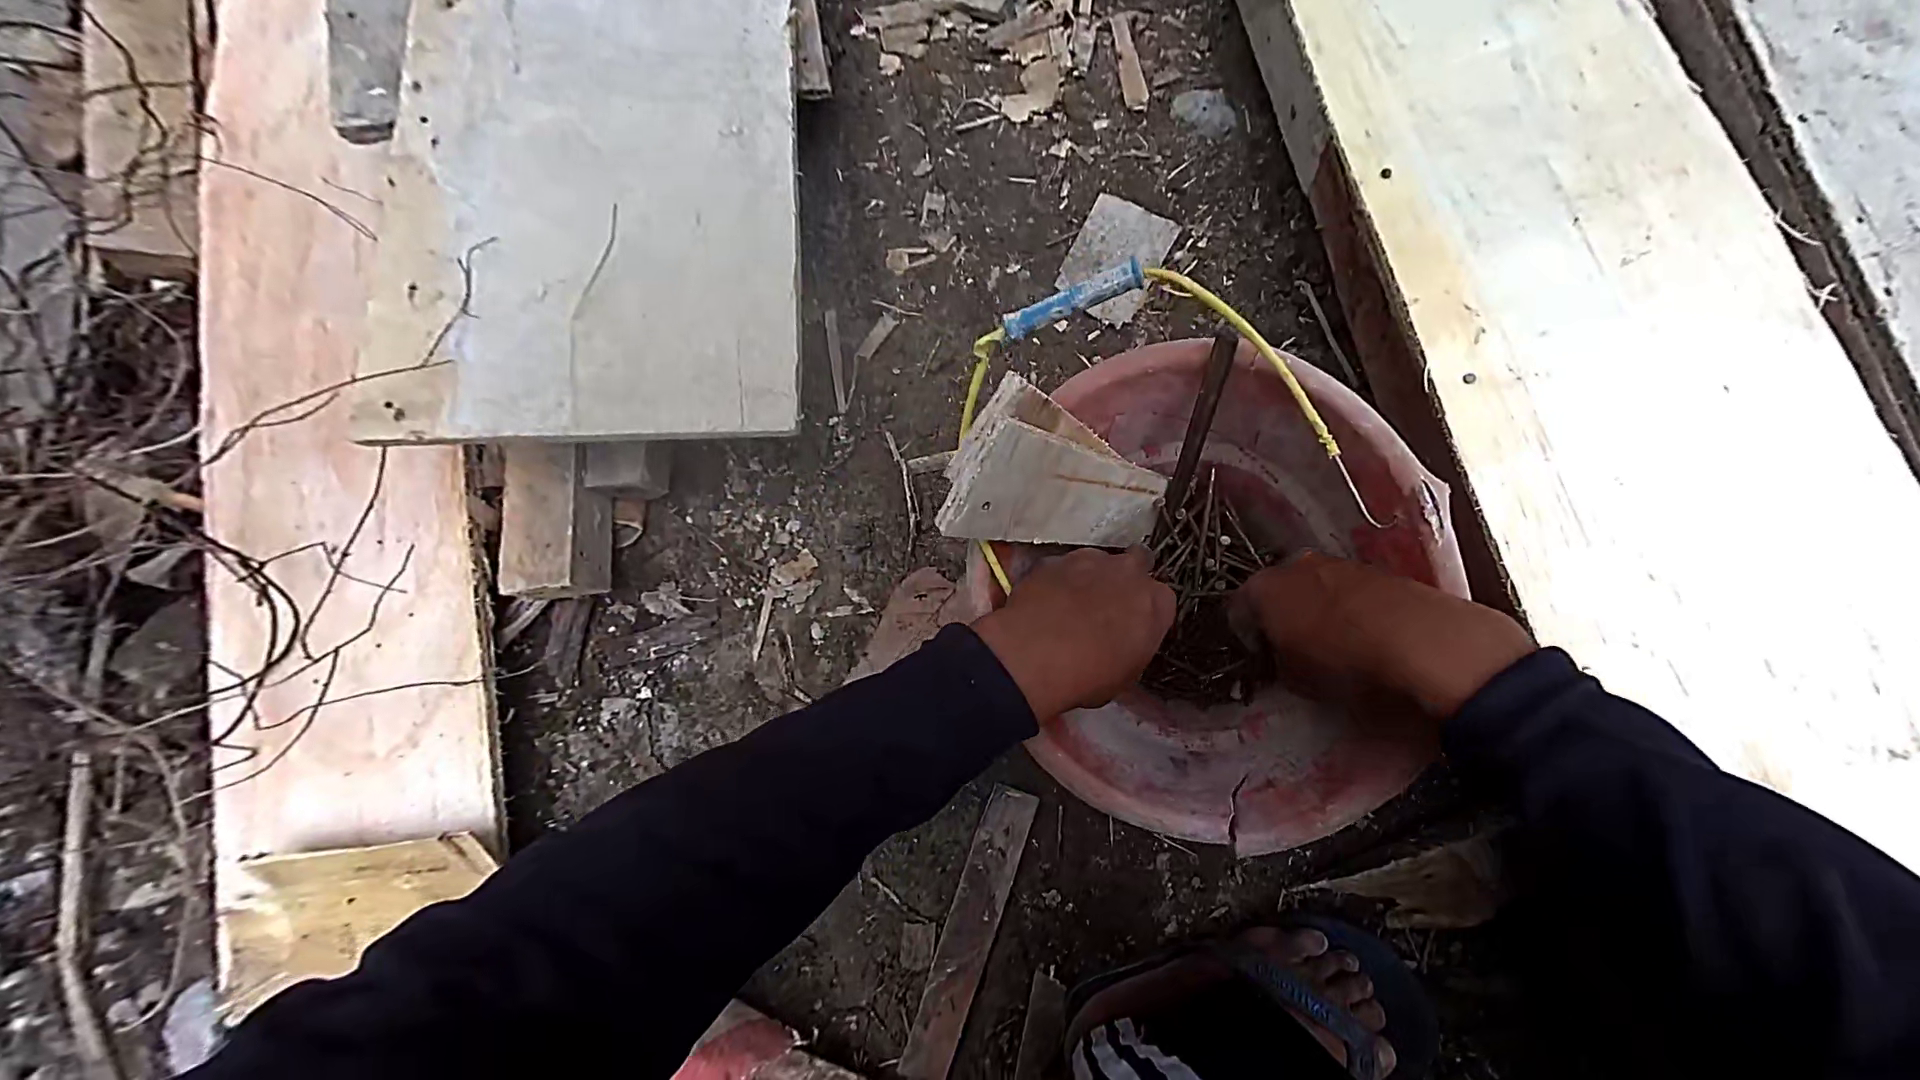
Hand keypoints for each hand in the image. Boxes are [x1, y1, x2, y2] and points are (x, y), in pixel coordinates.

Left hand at [971, 547, 1174, 718]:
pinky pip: (1061, 567)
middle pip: (1135, 565)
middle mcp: (1128, 571)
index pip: (1161, 599)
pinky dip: (1057, 580)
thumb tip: (1122, 648)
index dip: (1145, 612)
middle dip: (1123, 581)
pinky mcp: (1052, 560)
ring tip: (1070, 606)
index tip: (1131, 626)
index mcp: (1156, 602)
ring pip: (1096, 561)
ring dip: (1088, 577)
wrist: (1035, 656)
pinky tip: (1046, 602)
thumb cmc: (1088, 674)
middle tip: (1105, 607)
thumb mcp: (1126, 675)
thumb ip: (1133, 648)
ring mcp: (1089, 560)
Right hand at [1231, 553, 1534, 717]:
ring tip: (1335, 644)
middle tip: (1292, 646)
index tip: (1258, 653)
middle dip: (1282, 614)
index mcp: (1263, 589)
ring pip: (1316, 587)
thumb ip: (1276, 661)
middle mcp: (1295, 566)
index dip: (1246, 633)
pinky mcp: (1380, 570)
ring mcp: (1340, 564)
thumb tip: (1279, 658)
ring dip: (1319, 609)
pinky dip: (1352, 608)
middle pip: (1278, 590)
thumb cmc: (1346, 665)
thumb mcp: (1294, 678)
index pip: (1237, 608)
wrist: (1428, 644)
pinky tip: (1367, 635)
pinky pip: (1351, 591)